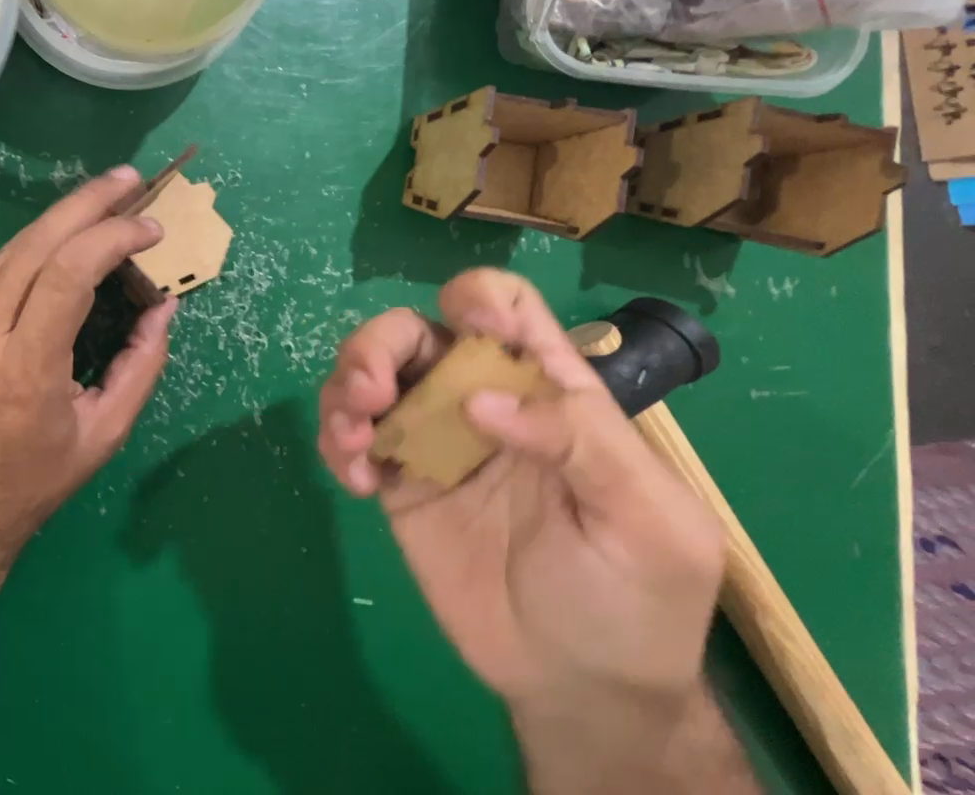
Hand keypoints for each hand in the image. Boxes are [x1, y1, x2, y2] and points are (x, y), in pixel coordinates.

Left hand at [0, 166, 178, 564]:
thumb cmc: (32, 486)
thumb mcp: (102, 436)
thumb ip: (139, 368)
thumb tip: (162, 309)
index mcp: (26, 365)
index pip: (68, 273)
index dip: (113, 239)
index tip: (152, 230)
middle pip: (34, 245)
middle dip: (85, 204)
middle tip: (129, 179)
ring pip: (9, 252)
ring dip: (56, 218)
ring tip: (101, 197)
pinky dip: (31, 246)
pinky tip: (58, 237)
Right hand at [317, 269, 724, 724]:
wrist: (577, 684)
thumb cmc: (633, 599)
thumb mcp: (646, 521)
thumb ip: (581, 443)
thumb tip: (478, 402)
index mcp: (550, 393)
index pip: (509, 309)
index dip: (479, 300)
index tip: (465, 333)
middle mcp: (481, 403)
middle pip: (415, 332)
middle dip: (378, 345)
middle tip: (371, 393)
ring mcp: (433, 443)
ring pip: (369, 378)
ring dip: (345, 390)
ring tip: (355, 440)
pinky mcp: (396, 485)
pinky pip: (351, 440)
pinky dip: (338, 444)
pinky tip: (358, 481)